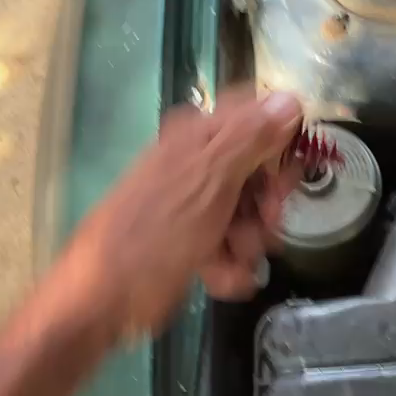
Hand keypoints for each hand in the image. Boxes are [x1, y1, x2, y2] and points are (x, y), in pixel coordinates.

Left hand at [42, 89, 302, 339]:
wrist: (105, 296)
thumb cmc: (157, 232)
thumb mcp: (211, 179)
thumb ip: (252, 137)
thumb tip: (290, 98)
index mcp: (199, 135)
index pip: (259, 118)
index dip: (283, 143)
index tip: (291, 173)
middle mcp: (198, 163)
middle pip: (261, 171)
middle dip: (268, 204)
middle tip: (266, 224)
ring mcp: (195, 204)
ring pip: (250, 214)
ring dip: (250, 242)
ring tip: (233, 260)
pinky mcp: (193, 240)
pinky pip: (231, 245)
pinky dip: (231, 265)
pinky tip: (220, 278)